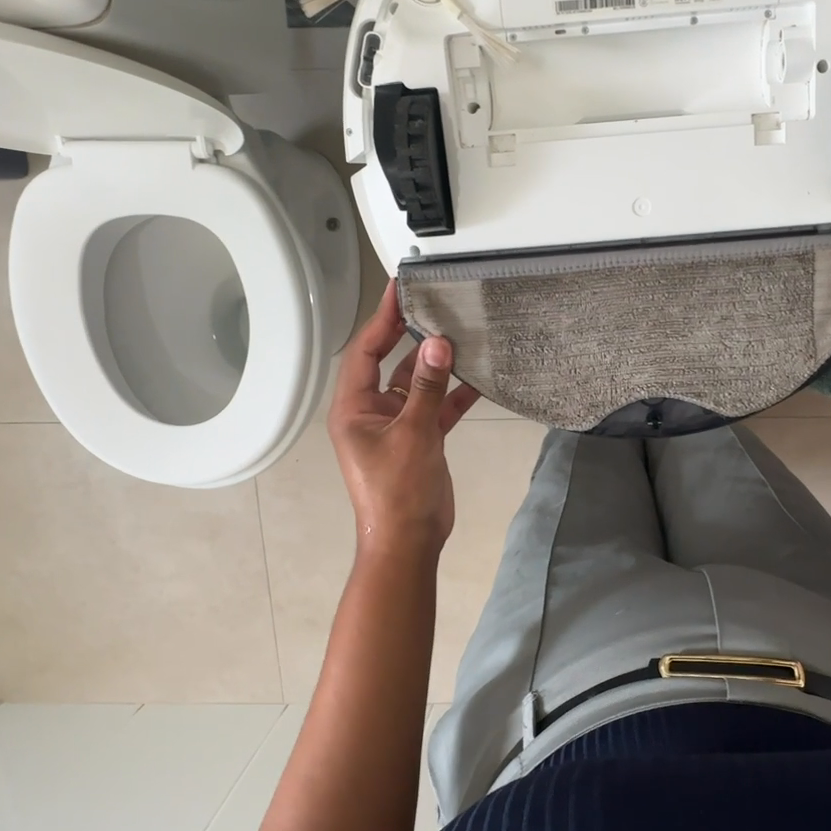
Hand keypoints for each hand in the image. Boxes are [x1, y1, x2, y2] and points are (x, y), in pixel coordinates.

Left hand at [329, 282, 480, 560]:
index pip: (366, 351)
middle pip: (391, 362)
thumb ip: (426, 387)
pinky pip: (435, 407)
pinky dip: (453, 394)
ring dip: (438, 365)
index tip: (399, 289)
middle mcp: (370, 411)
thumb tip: (437, 343)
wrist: (410, 541)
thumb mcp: (413, 433)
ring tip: (463, 333)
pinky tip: (478, 377)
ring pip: (417, 384)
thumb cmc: (398, 490)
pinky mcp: (419, 439)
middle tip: (435, 304)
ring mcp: (396, 425)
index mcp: (352, 407)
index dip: (382, 318)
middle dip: (412, 336)